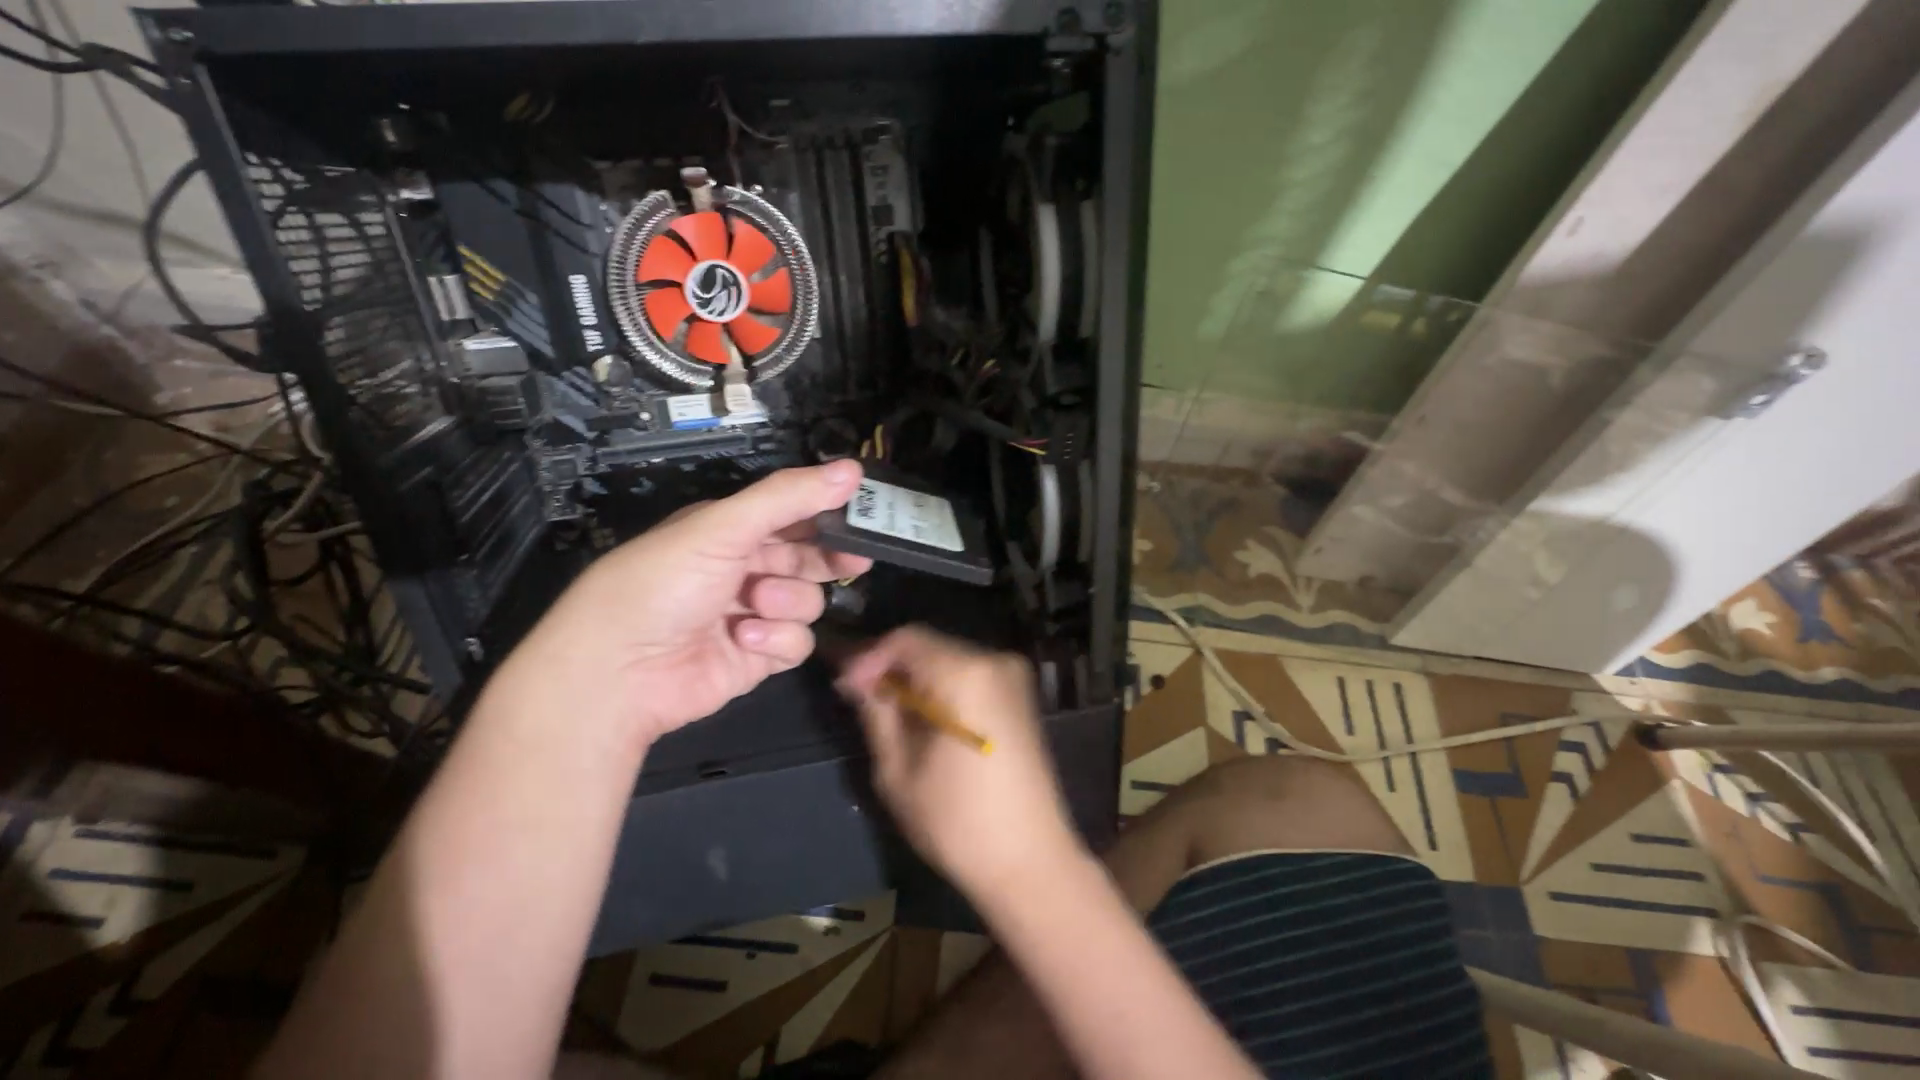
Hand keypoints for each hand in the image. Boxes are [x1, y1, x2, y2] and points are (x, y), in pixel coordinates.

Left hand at [492, 461, 872, 748]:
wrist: (620, 669)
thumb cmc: (664, 583)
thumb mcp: (722, 527)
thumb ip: (788, 498)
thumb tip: (852, 468)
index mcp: (730, 529)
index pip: (792, 514)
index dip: (827, 515)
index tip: (861, 518)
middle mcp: (744, 568)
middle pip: (809, 559)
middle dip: (825, 560)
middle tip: (851, 562)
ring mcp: (753, 614)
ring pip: (808, 602)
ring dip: (787, 601)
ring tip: (755, 603)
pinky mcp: (758, 657)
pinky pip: (796, 643)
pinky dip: (776, 639)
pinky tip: (744, 637)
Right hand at [839, 626, 1080, 898]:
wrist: (1029, 861)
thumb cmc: (956, 821)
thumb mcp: (897, 770)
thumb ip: (877, 714)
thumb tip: (857, 680)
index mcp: (966, 673)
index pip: (906, 640)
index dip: (868, 657)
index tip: (843, 686)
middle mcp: (995, 663)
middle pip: (929, 647)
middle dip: (890, 668)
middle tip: (856, 697)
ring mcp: (1014, 679)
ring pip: (948, 661)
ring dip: (913, 680)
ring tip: (882, 712)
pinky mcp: (1020, 699)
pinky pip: (969, 678)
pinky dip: (940, 691)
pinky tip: (919, 719)